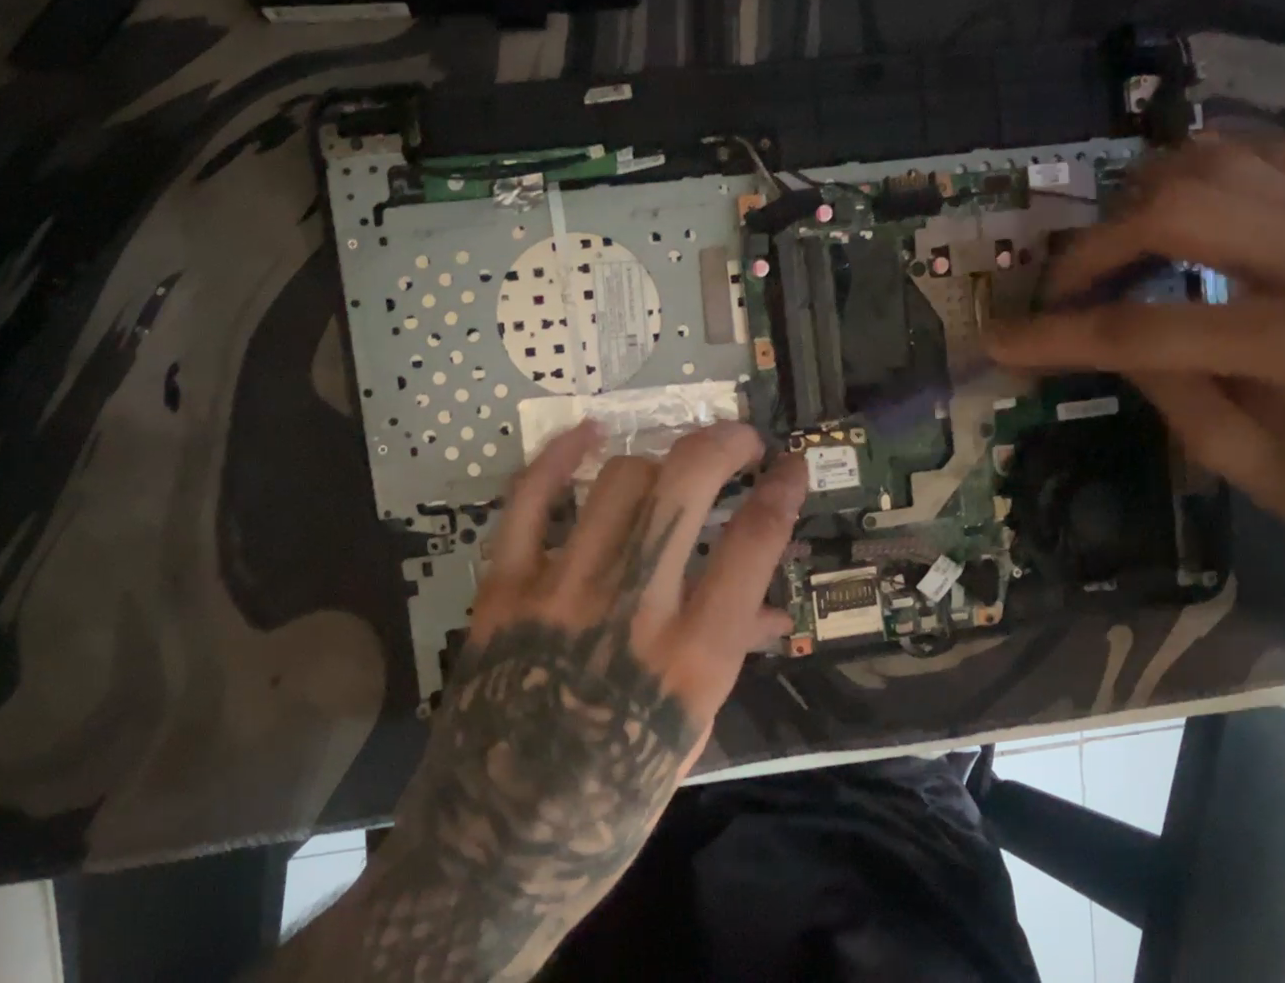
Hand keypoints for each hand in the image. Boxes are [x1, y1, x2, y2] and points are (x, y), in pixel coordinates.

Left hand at [351, 421, 806, 980]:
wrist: (492, 850)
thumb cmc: (609, 804)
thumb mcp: (688, 735)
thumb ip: (727, 658)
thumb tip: (773, 609)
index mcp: (693, 661)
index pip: (754, 544)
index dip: (782, 491)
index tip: (792, 467)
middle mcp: (632, 612)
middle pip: (683, 485)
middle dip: (722, 444)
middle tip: (741, 440)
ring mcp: (559, 594)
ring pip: (615, 481)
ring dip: (653, 461)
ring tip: (668, 471)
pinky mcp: (502, 593)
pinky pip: (528, 502)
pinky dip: (557, 457)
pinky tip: (585, 434)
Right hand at [985, 134, 1284, 629]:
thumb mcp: (1238, 460)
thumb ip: (1164, 386)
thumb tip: (1092, 338)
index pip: (1147, 326)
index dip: (1059, 335)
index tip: (998, 341)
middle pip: (1182, 210)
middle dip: (1097, 247)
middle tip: (1060, 290)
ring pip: (1227, 161)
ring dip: (1148, 195)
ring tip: (1114, 247)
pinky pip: (1280, 157)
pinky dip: (1214, 165)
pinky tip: (1179, 204)